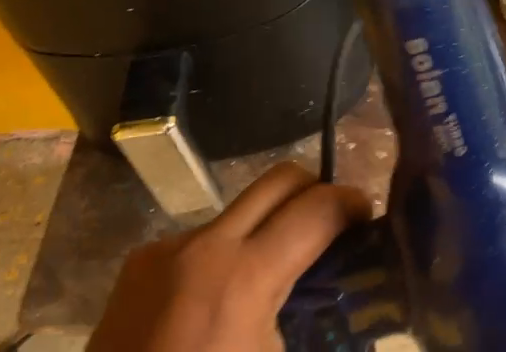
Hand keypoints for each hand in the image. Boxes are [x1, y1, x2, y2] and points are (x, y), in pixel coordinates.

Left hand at [89, 163, 371, 351]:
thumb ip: (312, 325)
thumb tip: (350, 307)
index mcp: (245, 278)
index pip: (316, 209)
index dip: (352, 204)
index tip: (368, 217)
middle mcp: (205, 245)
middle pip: (279, 180)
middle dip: (315, 190)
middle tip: (333, 226)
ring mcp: (165, 249)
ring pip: (236, 211)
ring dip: (266, 229)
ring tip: (275, 278)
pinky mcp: (137, 264)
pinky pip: (198, 242)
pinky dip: (223, 257)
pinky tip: (220, 304)